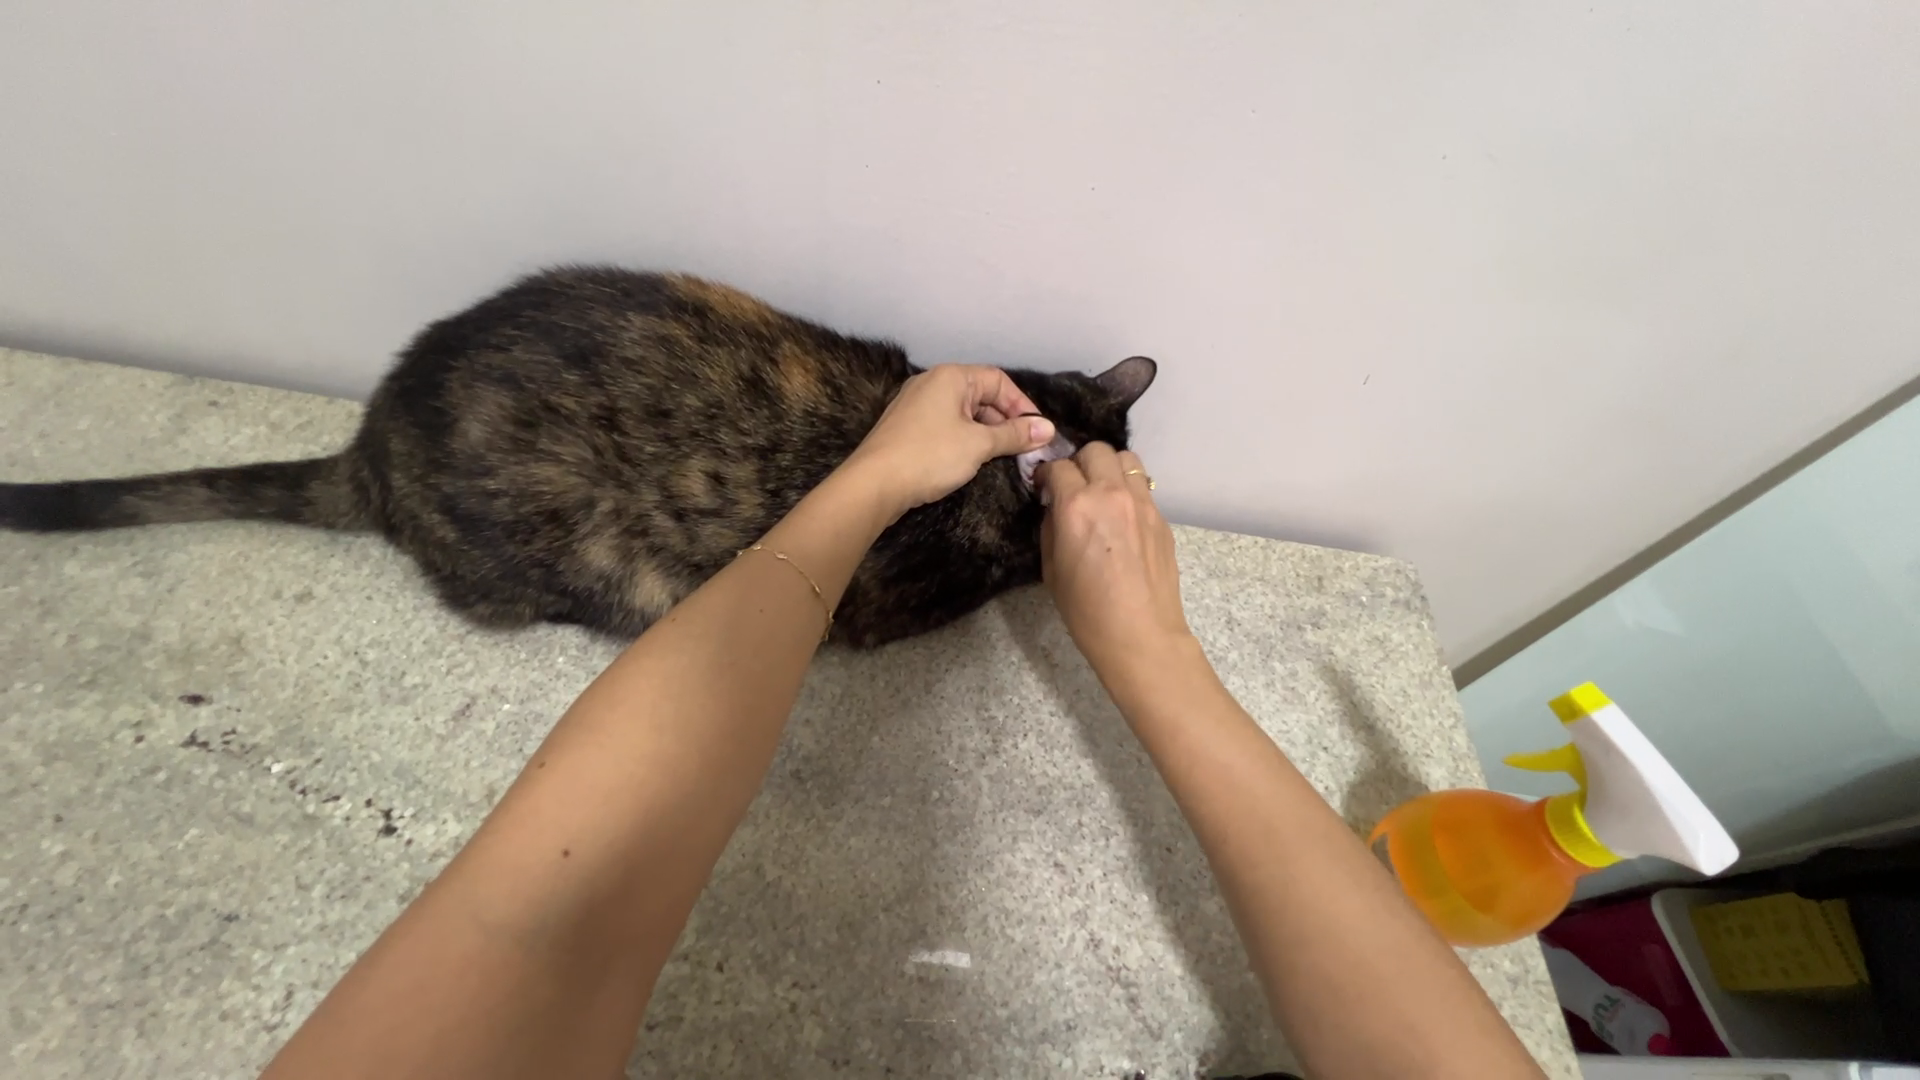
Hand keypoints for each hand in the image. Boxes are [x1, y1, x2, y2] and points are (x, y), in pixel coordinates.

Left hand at [843, 364, 1055, 518]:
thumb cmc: (930, 456)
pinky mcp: (907, 427)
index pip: (998, 381)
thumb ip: (1015, 435)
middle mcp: (932, 383)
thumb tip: (1048, 429)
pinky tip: (972, 460)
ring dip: (986, 432)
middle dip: (1006, 421)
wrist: (873, 484)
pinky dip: (964, 438)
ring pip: (963, 412)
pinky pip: (945, 425)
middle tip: (1024, 449)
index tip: (1037, 432)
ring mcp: (916, 405)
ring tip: (1002, 457)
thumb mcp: (979, 445)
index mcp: (951, 377)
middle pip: (981, 395)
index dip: (1022, 405)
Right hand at [1037, 444, 1194, 677]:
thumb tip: (1056, 507)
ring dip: (1108, 467)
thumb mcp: (1052, 569)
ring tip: (1101, 491)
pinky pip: (1143, 485)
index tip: (1042, 488)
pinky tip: (1121, 516)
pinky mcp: (1161, 517)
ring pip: (1126, 458)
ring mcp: (1142, 503)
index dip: (1045, 475)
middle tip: (1073, 486)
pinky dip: (1128, 489)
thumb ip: (1052, 527)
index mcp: (1077, 506)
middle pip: (1095, 450)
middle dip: (1078, 463)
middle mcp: (1111, 494)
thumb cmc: (1087, 611)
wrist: (1141, 635)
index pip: (1058, 467)